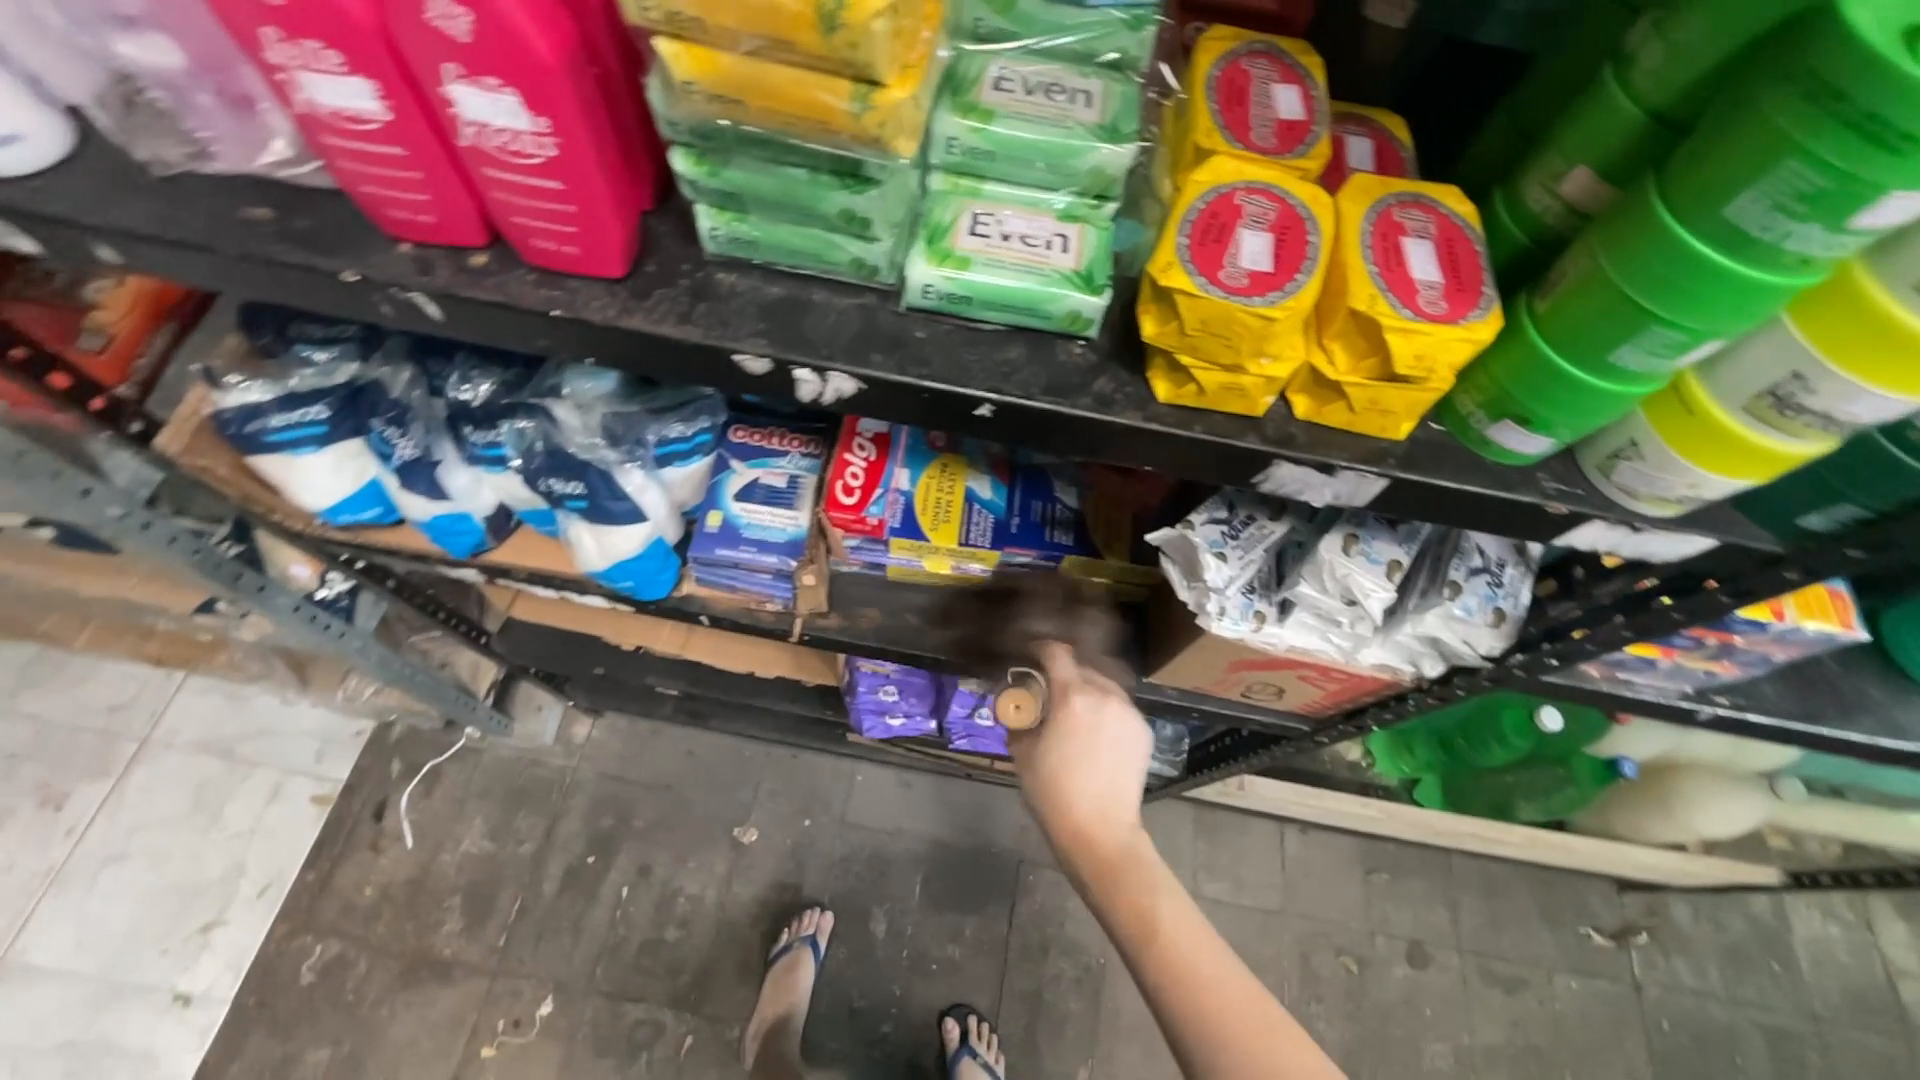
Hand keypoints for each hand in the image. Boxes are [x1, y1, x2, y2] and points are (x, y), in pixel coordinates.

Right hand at [1009, 643, 1154, 865]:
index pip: (1057, 653)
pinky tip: (1096, 730)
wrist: (1100, 829)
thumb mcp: (1023, 752)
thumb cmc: (1053, 792)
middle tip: (1050, 690)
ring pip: (1106, 685)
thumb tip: (1018, 708)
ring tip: (1075, 710)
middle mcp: (1106, 695)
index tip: (1031, 654)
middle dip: (1065, 672)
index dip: (1041, 648)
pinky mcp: (1144, 730)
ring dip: (1088, 689)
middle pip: (1083, 667)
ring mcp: (1130, 712)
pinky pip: (1121, 707)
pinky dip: (1106, 709)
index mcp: (1072, 696)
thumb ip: (1021, 720)